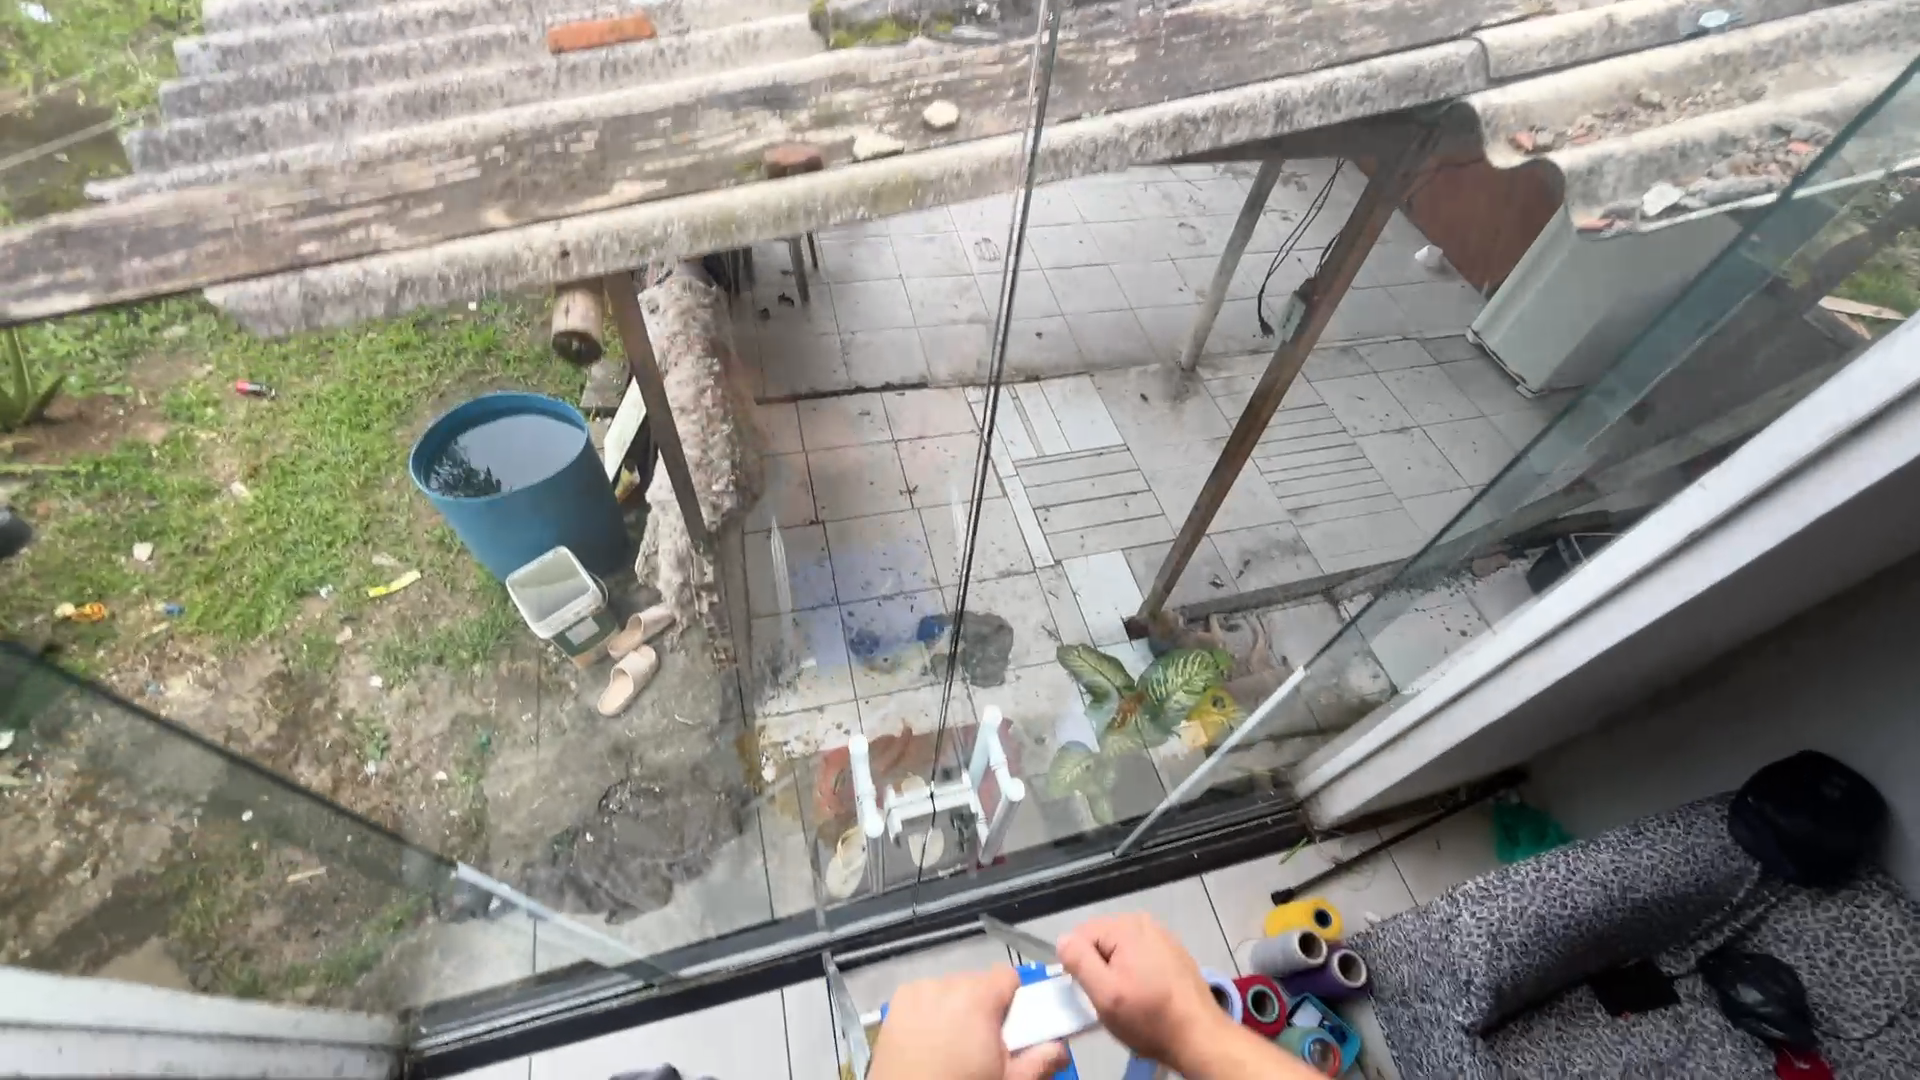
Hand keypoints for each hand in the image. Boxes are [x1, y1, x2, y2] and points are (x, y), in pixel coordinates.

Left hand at [867, 967, 1070, 1079]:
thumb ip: (1038, 1061)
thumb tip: (1061, 1047)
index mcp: (979, 998)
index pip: (1009, 976)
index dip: (1015, 1000)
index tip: (1012, 1026)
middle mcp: (949, 984)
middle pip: (980, 983)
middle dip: (985, 1007)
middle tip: (981, 1044)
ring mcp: (921, 989)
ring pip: (952, 987)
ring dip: (958, 1006)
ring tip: (952, 1044)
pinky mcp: (899, 999)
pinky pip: (926, 993)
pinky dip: (931, 1009)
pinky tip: (929, 1038)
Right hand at [1055, 914, 1232, 1071]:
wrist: (1200, 1038)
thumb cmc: (1150, 1018)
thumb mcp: (1105, 994)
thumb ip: (1079, 961)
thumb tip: (1063, 940)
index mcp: (1125, 925)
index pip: (1081, 936)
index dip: (1080, 966)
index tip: (1092, 993)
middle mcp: (1143, 921)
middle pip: (1102, 941)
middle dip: (1100, 969)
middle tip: (1111, 1001)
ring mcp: (1161, 935)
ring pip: (1121, 950)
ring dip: (1118, 972)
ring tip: (1131, 1002)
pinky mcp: (1173, 952)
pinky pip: (1141, 956)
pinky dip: (1137, 974)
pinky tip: (1148, 997)